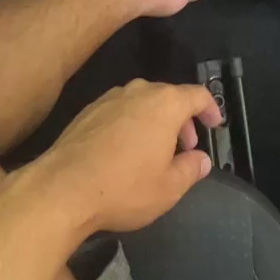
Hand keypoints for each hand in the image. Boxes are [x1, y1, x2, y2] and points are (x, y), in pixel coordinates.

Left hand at [25, 79, 220, 233]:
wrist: (64, 186)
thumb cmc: (124, 186)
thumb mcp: (168, 188)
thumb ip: (191, 169)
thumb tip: (201, 159)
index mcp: (165, 103)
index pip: (197, 94)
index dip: (211, 108)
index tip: (215, 125)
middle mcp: (139, 90)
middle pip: (170, 96)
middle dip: (182, 120)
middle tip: (185, 149)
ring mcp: (111, 97)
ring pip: (143, 102)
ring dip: (156, 121)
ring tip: (155, 152)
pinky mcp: (89, 109)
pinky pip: (120, 110)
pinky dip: (131, 124)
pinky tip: (125, 151)